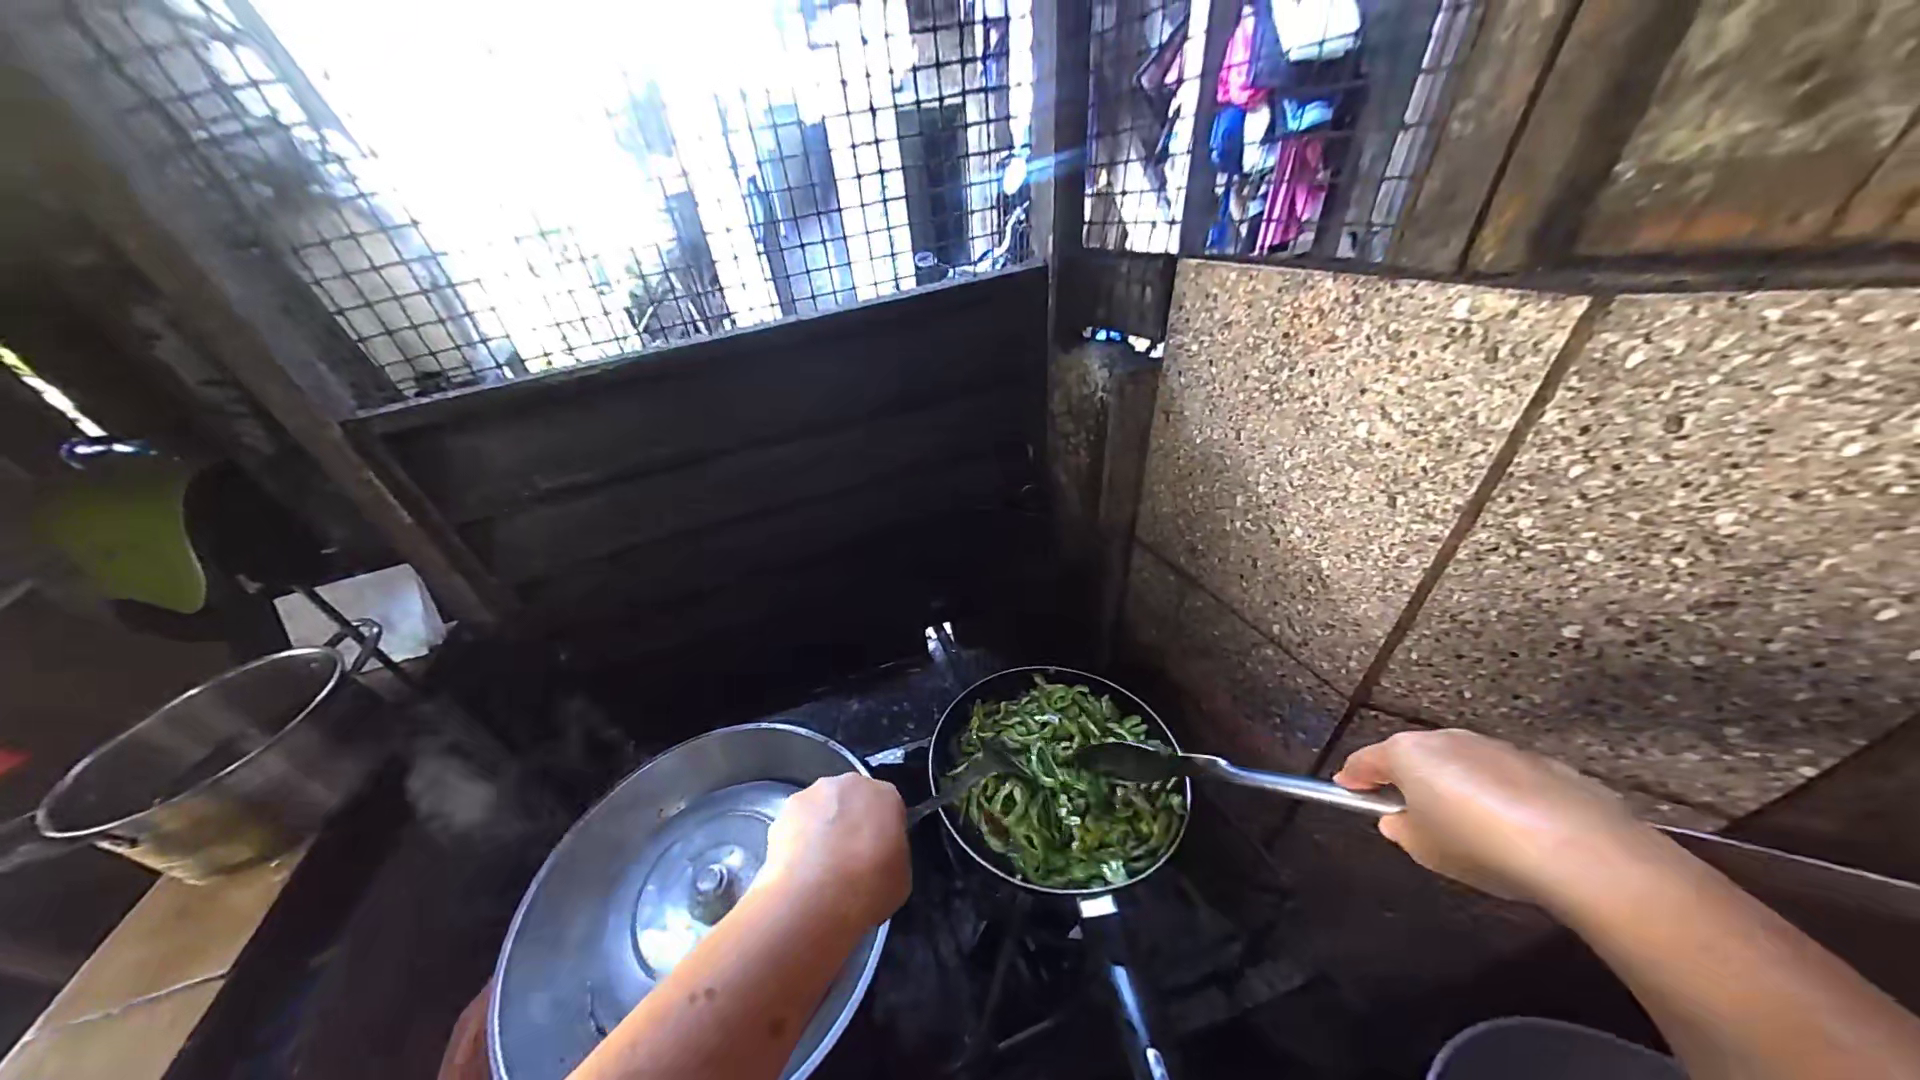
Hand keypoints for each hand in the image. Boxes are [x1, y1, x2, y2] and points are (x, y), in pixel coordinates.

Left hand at [755, 773, 909, 932]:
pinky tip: (798, 869)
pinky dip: (797, 840)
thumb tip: (883, 854)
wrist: (811, 901)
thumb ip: (895, 852)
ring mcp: (813, 794)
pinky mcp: (782, 811)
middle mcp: (850, 784)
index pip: (889, 807)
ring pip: (823, 808)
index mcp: (886, 795)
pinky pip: (796, 823)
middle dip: (852, 822)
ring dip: (823, 828)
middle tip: (849, 858)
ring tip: (819, 867)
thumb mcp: (901, 877)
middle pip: (854, 800)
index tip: (879, 854)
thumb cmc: (866, 888)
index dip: (884, 831)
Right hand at [1332, 729, 1657, 906]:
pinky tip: (1519, 831)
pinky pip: (1508, 779)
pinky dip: (1502, 796)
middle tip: (1413, 814)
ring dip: (1459, 787)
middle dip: (1411, 780)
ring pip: (1464, 765)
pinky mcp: (1546, 765)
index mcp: (1409, 753)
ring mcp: (1499, 748)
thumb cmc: (1480, 845)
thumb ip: (1402, 829)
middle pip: (1417, 757)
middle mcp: (1449, 739)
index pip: (1365, 761)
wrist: (1583, 851)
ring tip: (1473, 828)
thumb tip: (1400, 820)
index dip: (1352, 776)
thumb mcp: (1424, 849)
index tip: (1345, 787)